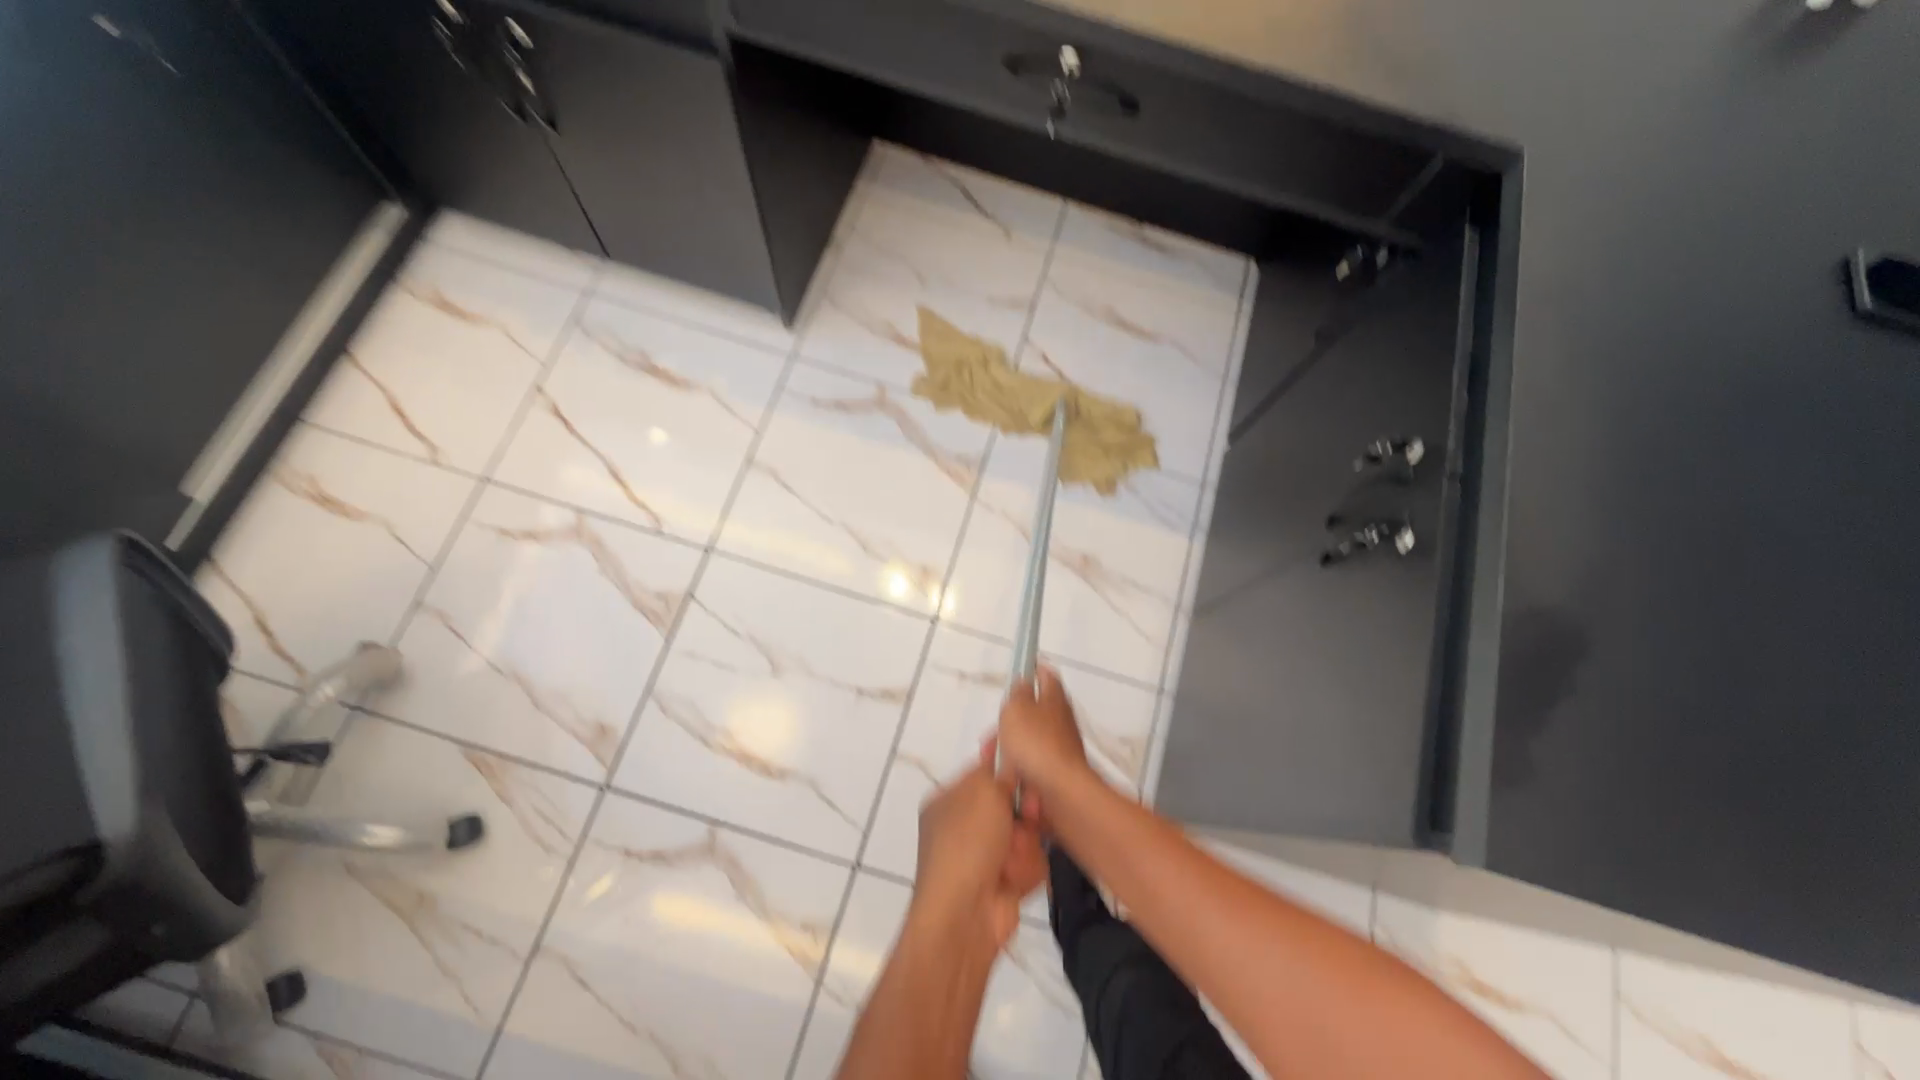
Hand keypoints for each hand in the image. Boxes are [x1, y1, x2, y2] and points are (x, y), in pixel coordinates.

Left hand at [911, 760, 1047, 949]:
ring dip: (1024, 846)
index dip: (1007, 770)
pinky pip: (1029, 863)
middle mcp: (964, 827)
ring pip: (1026, 835)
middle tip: (1027, 816)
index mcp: (948, 801)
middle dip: (1024, 813)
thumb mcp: (983, 792)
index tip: (1026, 767)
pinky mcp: (1003, 882)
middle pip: (1012, 805)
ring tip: (1011, 859)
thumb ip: (998, 772)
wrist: (966, 915)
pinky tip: (1013, 879)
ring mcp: (984, 857)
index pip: (984, 773)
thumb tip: (1001, 753)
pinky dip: (1025, 870)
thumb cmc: (967, 844)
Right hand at [997, 665, 1090, 795]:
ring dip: (1008, 747)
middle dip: (1009, 721)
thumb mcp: (1017, 710)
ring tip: (991, 757)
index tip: (1018, 671)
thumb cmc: (1034, 744)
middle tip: (992, 731)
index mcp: (1054, 699)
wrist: (1060, 791)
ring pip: (1028, 740)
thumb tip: (1025, 680)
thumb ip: (1018, 692)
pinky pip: (1030, 763)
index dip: (1033, 669)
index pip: (1047, 675)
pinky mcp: (1056, 771)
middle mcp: (1061, 720)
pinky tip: (1004, 776)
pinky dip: (1016, 767)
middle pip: (1032, 712)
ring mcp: (1060, 747)